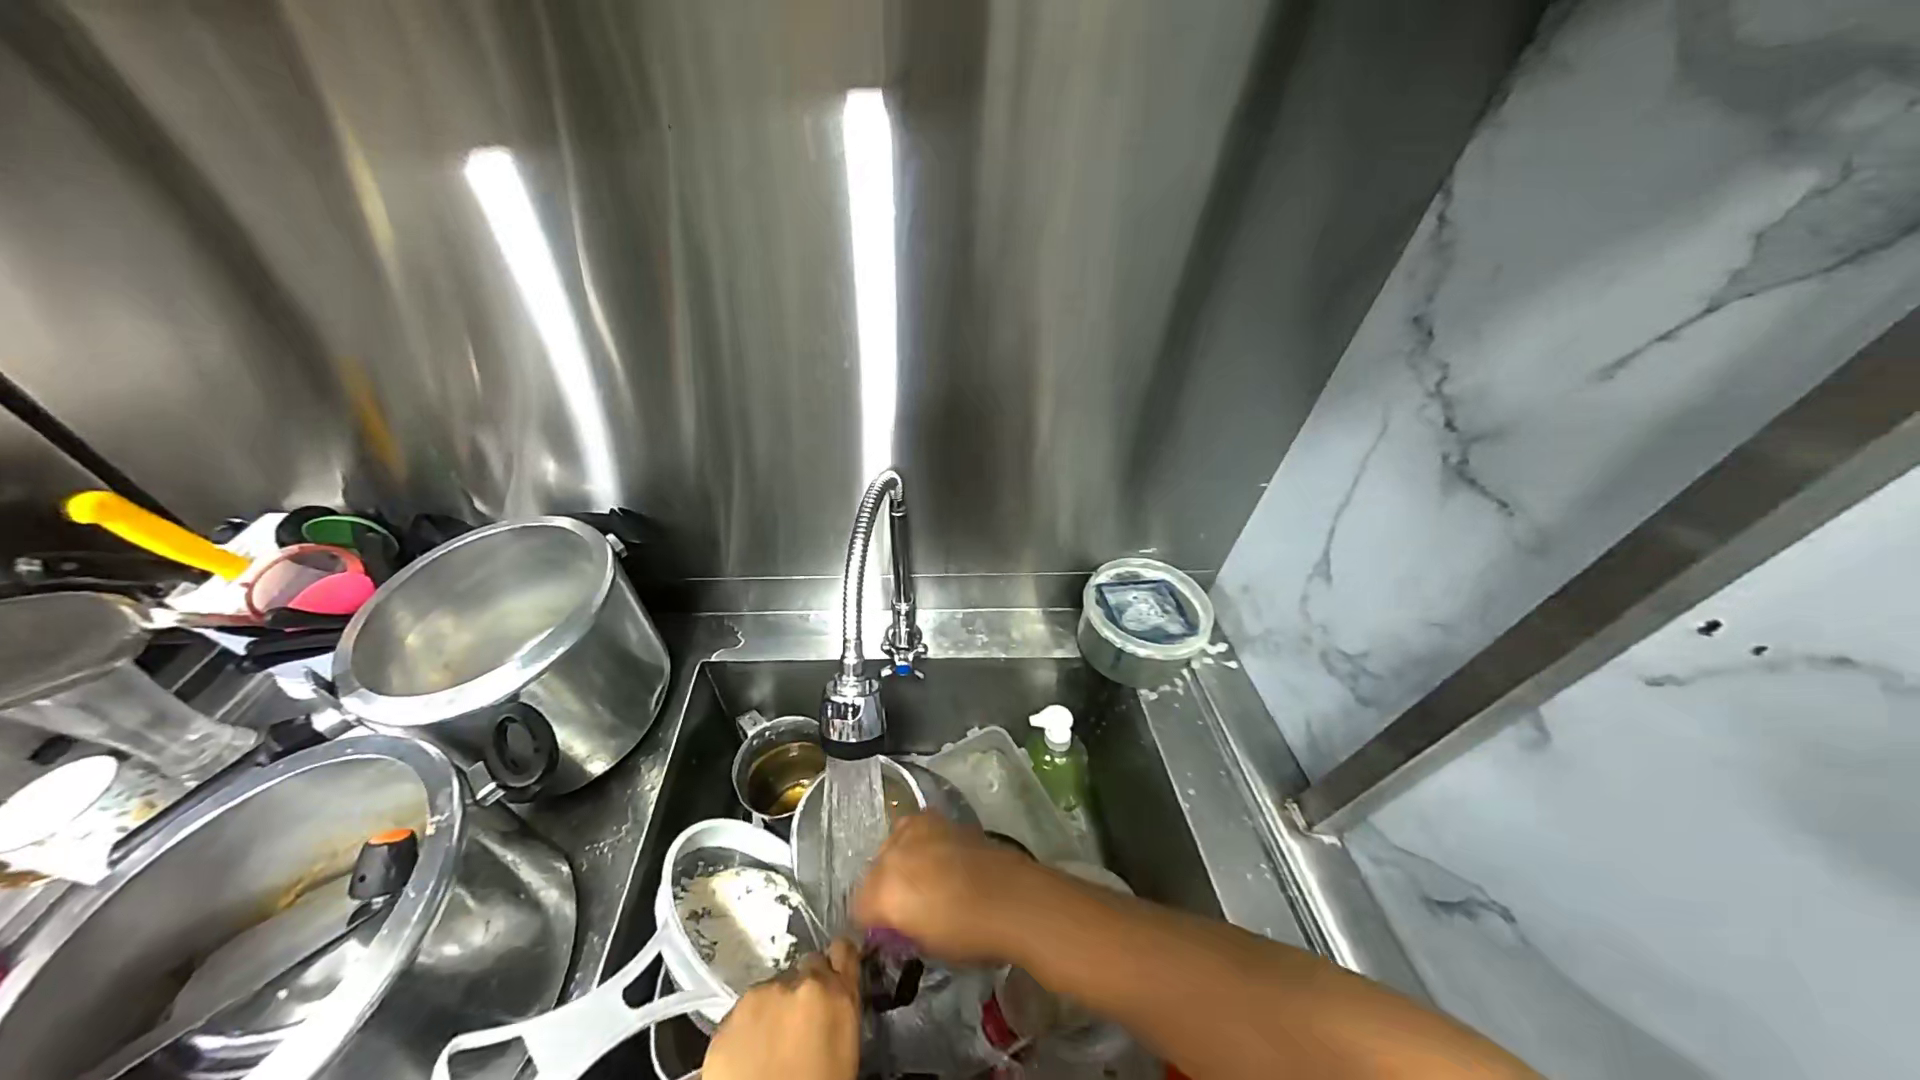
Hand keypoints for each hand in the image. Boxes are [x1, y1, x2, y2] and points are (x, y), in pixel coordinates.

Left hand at [702, 939, 861, 1079]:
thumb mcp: (843, 1049)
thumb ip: (838, 1011)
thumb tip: (831, 1003)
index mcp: (837, 994)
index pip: (844, 951)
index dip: (839, 957)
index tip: (835, 964)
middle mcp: (800, 982)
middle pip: (805, 966)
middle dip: (804, 985)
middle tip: (800, 1018)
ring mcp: (762, 995)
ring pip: (772, 987)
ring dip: (774, 1005)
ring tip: (770, 1041)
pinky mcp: (729, 1015)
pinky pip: (743, 1011)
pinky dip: (748, 1025)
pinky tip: (749, 1051)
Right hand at [852, 813, 1042, 964]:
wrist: (1012, 897)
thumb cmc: (968, 934)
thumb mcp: (924, 943)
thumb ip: (900, 927)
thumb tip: (896, 921)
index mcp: (882, 891)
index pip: (858, 908)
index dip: (873, 922)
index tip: (887, 930)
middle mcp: (890, 855)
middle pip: (872, 872)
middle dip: (883, 889)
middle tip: (906, 907)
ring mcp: (913, 831)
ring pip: (890, 847)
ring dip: (899, 862)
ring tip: (922, 878)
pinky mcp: (935, 818)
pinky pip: (914, 830)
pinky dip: (918, 843)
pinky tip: (936, 856)